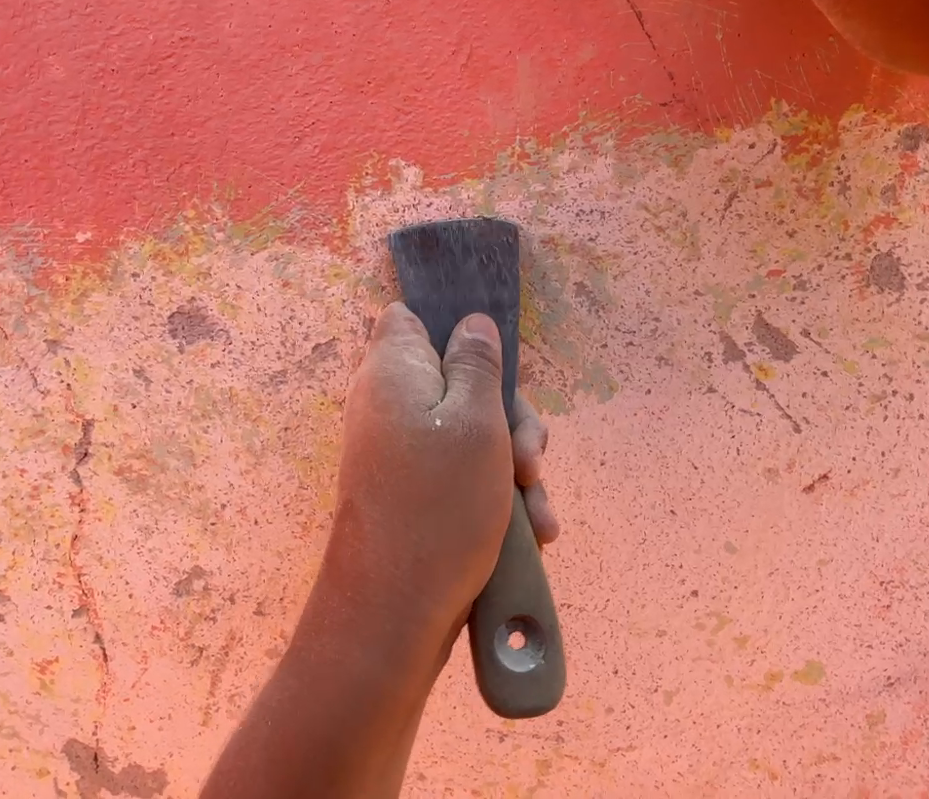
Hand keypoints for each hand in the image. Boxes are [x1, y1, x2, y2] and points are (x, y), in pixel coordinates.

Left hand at [322, 303, 558, 652]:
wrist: (396, 610)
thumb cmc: (441, 501)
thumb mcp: (477, 418)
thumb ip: (477, 362)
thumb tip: (471, 323)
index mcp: (393, 369)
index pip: (409, 318)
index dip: (452, 328)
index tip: (493, 359)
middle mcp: (390, 402)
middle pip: (460, 380)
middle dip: (508, 416)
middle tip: (529, 461)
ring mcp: (402, 449)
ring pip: (472, 431)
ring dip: (512, 465)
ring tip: (537, 515)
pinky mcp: (416, 489)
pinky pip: (462, 471)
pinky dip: (495, 494)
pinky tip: (531, 532)